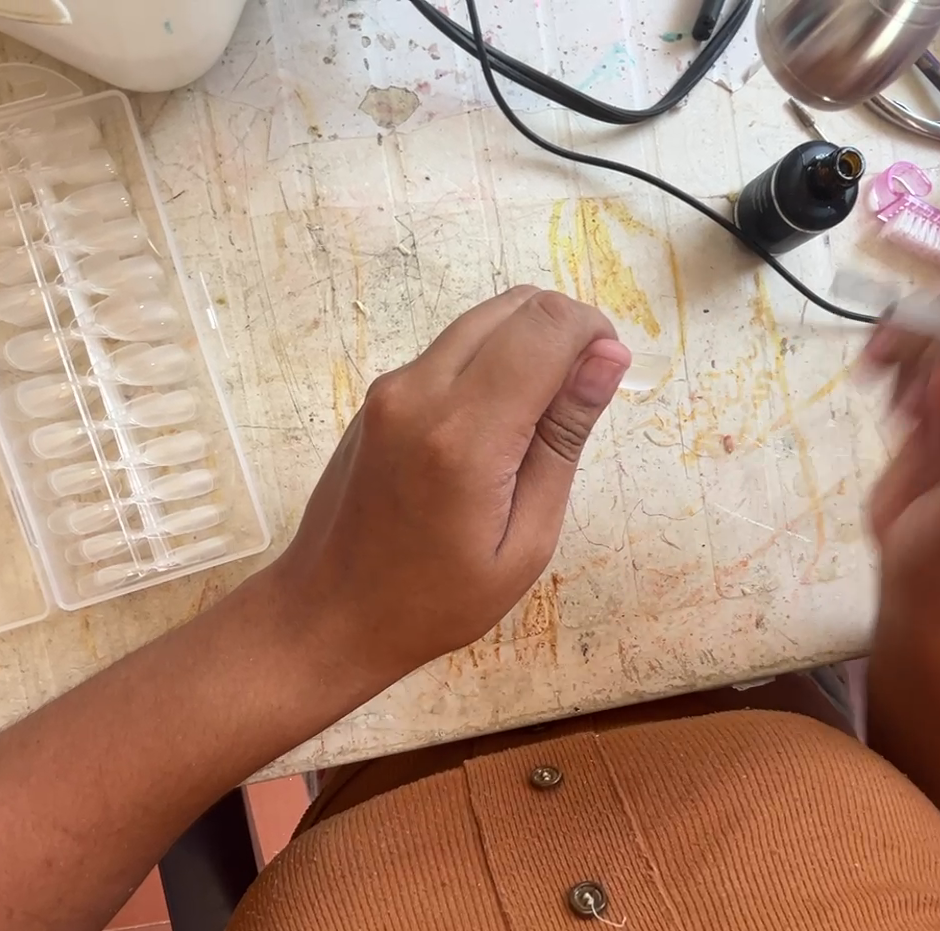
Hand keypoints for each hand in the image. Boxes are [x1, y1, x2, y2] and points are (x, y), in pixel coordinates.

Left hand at [259, 286, 629, 681]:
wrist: (331, 613)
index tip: (606, 377)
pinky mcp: (374, 399)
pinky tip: (485, 435)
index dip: (594, 335)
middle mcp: (418, 392)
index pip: (547, 325)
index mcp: (464, 435)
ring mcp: (387, 391)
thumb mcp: (525, 540)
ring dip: (523, 349)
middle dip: (563, 334)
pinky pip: (446, 353)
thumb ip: (563, 440)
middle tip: (574, 404)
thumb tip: (608, 358)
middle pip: (514, 307)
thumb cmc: (437, 600)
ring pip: (479, 323)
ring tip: (531, 426)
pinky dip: (485, 367)